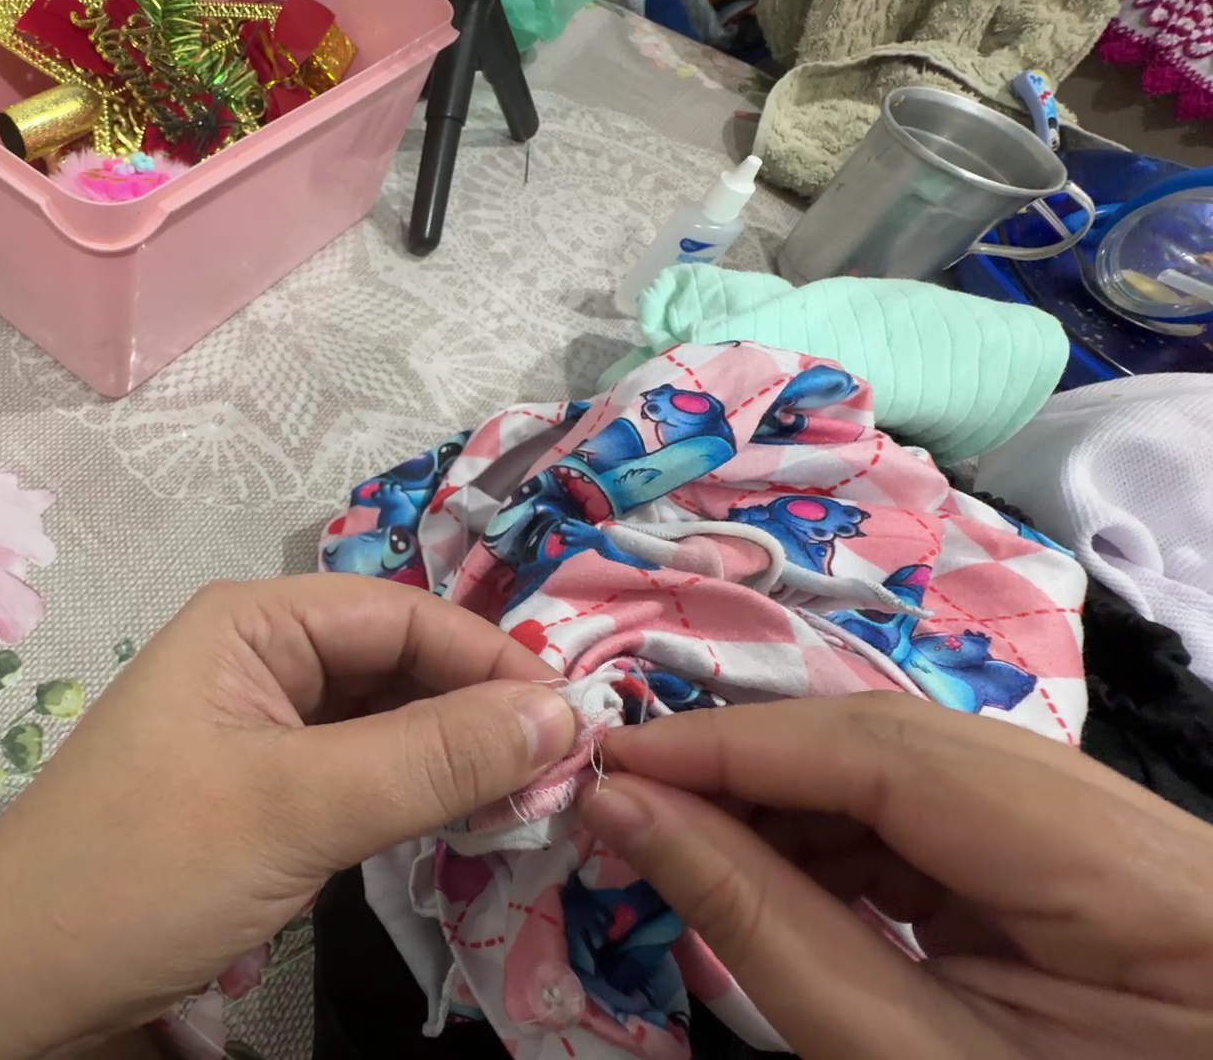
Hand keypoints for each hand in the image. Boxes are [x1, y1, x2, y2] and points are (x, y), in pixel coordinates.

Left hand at [0, 574, 580, 1059]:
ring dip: (446, 750)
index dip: (490, 660)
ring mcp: (254, 716)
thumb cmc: (145, 870)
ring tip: (523, 798)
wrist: (18, 976)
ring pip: (377, 712)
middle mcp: (256, 652)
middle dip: (473, 707)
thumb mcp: (299, 807)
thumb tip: (560, 712)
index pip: (400, 614)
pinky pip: (351, 760)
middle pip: (392, 658)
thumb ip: (431, 756)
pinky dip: (406, 785)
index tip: (575, 724)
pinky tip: (454, 815)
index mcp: (253, 621)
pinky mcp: (256, 776)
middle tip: (561, 773)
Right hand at [576, 694, 1212, 1058]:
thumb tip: (613, 801)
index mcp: (1165, 897)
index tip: (617, 757)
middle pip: (900, 742)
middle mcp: (1161, 837)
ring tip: (691, 833)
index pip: (900, 759)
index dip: (736, 744)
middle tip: (637, 789)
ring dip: (778, 795)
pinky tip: (771, 863)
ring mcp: (1126, 845)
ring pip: (905, 765)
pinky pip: (927, 809)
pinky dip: (826, 829)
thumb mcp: (888, 1058)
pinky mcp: (1080, 865)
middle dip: (747, 762)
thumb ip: (746, 914)